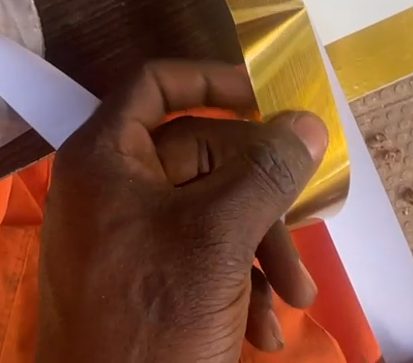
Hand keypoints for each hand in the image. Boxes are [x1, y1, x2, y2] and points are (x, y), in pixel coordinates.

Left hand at [36, 60, 329, 362]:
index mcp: (105, 154)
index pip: (155, 83)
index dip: (212, 80)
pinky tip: (264, 331)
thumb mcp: (218, 239)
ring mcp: (124, 234)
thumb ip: (265, 174)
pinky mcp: (141, 280)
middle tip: (307, 226)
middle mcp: (109, 184)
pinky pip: (198, 254)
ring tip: (295, 298)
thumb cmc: (154, 319)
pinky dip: (237, 282)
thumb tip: (307, 122)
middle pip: (198, 152)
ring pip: (207, 208)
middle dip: (258, 194)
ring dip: (258, 247)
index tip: (267, 97)